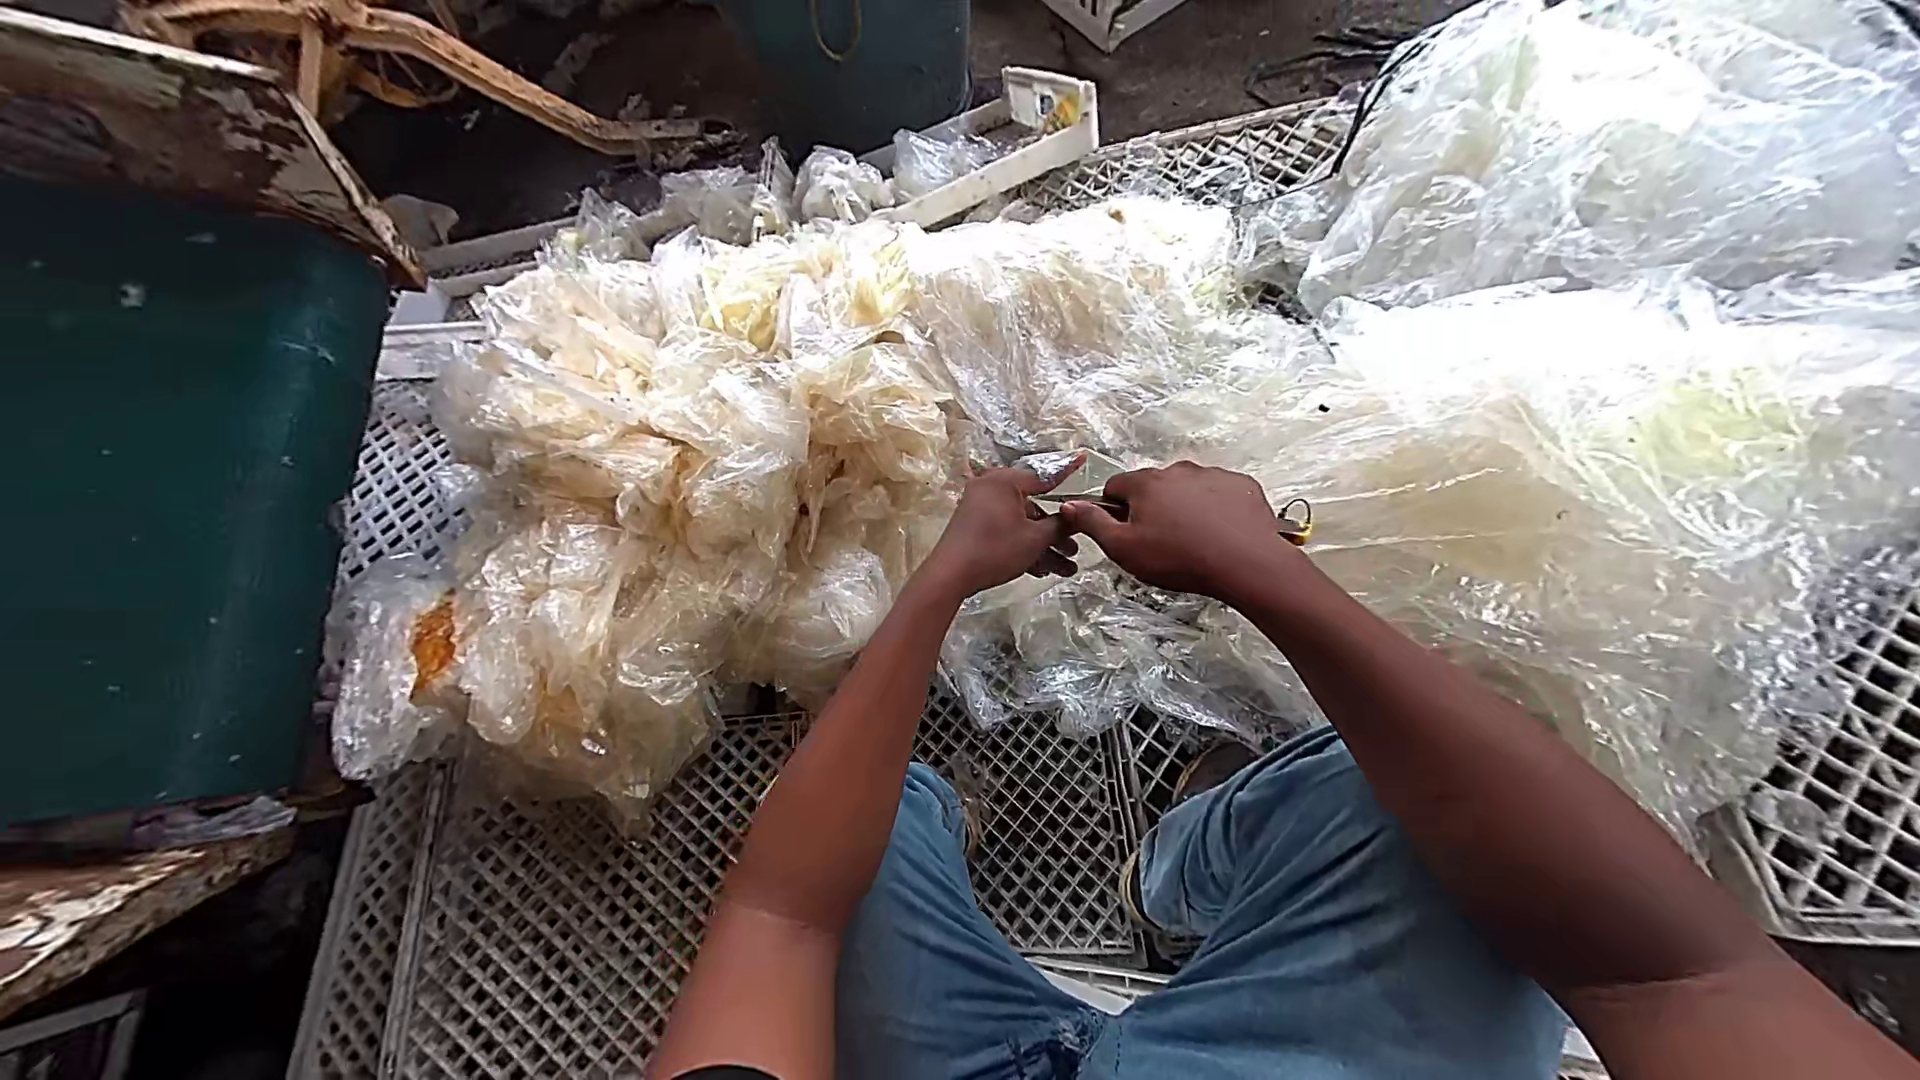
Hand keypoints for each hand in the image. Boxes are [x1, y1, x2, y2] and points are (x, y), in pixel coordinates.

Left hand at [918, 465, 1080, 597]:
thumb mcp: (1035, 538)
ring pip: (1022, 524)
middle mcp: (991, 488)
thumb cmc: (995, 550)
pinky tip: (1042, 570)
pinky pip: (1006, 531)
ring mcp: (980, 508)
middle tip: (1076, 547)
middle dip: (1057, 532)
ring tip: (1066, 568)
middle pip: (1034, 507)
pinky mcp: (974, 527)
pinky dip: (1023, 547)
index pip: (1045, 476)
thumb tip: (1076, 515)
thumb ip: (1060, 524)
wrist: (950, 575)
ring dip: (1043, 546)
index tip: (1083, 458)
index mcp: (1005, 482)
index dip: (1068, 472)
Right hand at [1059, 461, 1302, 605]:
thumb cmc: (1181, 558)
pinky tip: (1217, 533)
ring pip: (1185, 489)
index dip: (1114, 510)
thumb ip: (1092, 523)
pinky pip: (1218, 493)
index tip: (1124, 531)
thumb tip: (1070, 506)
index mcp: (1146, 483)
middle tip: (1158, 541)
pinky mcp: (1241, 486)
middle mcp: (1178, 471)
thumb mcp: (1124, 548)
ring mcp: (1213, 476)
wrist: (1247, 564)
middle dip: (1150, 508)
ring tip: (1191, 540)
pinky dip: (1214, 509)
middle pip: (1152, 486)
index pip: (1115, 487)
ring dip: (1182, 507)